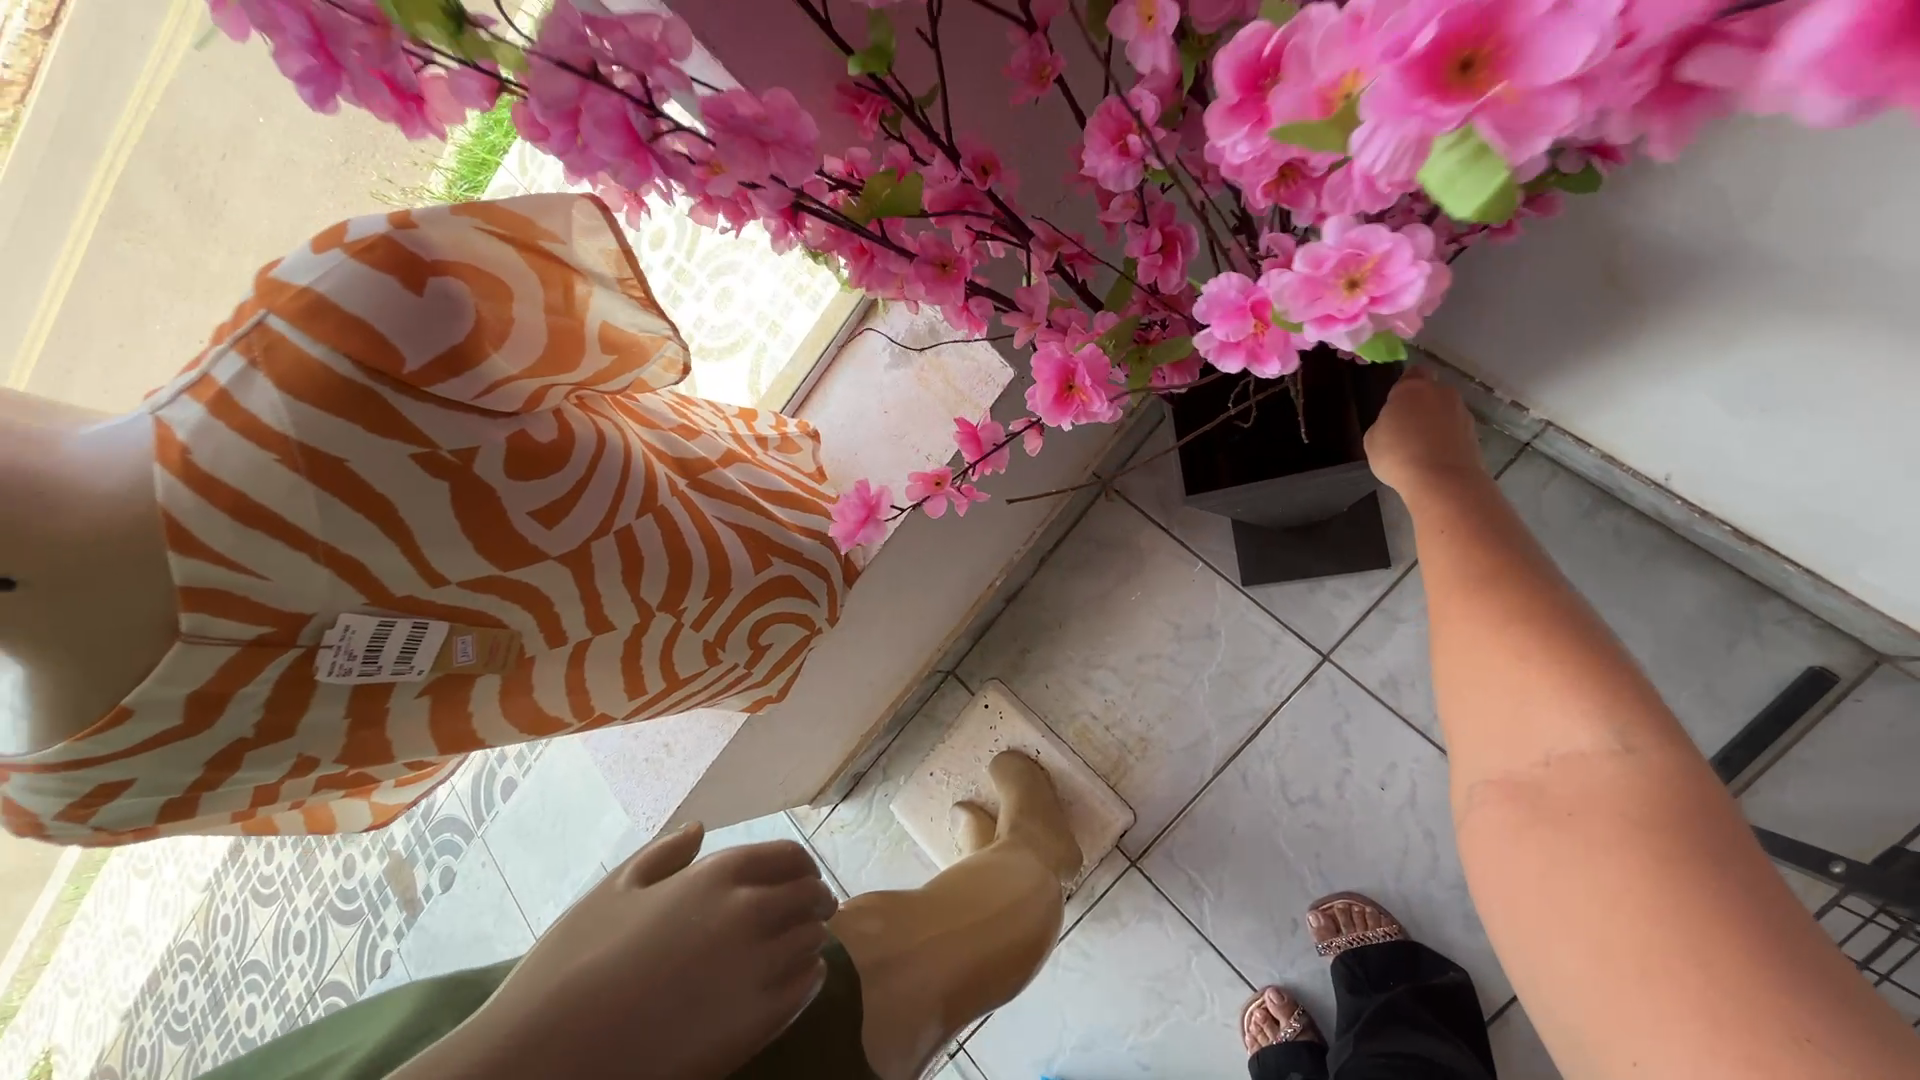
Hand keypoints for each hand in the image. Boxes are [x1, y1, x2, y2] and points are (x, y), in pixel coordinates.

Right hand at [403, 823, 838, 1079]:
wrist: (554, 1057)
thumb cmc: (575, 965)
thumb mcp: (614, 892)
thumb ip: (665, 854)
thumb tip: (699, 827)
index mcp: (718, 875)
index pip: (791, 858)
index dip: (800, 866)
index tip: (799, 878)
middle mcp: (751, 913)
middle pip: (810, 896)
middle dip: (812, 899)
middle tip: (805, 910)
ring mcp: (760, 969)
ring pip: (814, 940)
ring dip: (809, 937)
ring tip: (794, 944)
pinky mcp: (761, 1022)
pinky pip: (808, 987)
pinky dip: (808, 976)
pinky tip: (793, 977)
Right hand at [1364, 367, 1486, 497]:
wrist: (1442, 480)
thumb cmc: (1398, 455)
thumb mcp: (1373, 439)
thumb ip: (1385, 422)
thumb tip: (1397, 423)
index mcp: (1412, 389)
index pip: (1412, 373)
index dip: (1405, 387)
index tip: (1396, 404)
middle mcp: (1441, 393)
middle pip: (1431, 392)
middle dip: (1421, 405)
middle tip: (1406, 428)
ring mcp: (1462, 413)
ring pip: (1445, 411)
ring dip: (1436, 423)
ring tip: (1422, 448)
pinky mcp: (1474, 433)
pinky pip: (1455, 431)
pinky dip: (1447, 439)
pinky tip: (1435, 458)